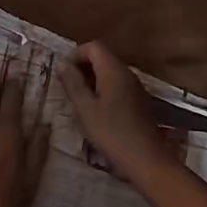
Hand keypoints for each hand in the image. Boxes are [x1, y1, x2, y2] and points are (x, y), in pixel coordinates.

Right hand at [58, 42, 178, 184]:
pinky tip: (95, 110)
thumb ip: (73, 83)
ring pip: (109, 72)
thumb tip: (62, 63)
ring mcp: (134, 86)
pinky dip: (102, 90)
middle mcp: (126, 72)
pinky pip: (116, 85)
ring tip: (78, 100)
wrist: (145, 159)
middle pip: (102, 57)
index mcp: (113, 70)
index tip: (63, 74)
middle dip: (82, 67)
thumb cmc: (111, 132)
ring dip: (91, 79)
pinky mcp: (138, 100)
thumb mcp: (85, 108)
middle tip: (67, 88)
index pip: (93, 47)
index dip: (75, 55)